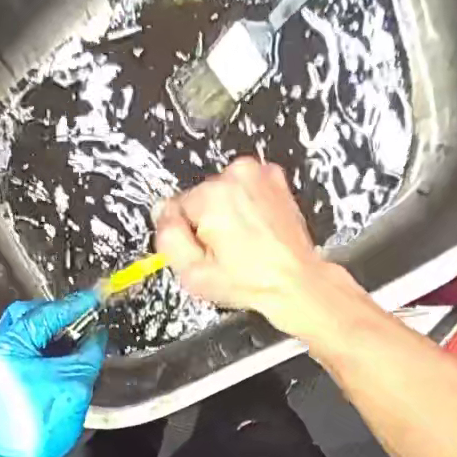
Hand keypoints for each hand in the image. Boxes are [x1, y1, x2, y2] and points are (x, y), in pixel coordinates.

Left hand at [0, 291, 104, 456]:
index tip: (94, 298)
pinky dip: (41, 347)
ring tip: (77, 335)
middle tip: (85, 316)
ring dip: (50, 331)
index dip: (74, 306)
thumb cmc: (43, 425)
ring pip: (24, 331)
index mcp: (5, 346)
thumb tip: (97, 333)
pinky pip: (20, 349)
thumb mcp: (76, 382)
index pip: (45, 315)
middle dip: (58, 316)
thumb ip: (89, 351)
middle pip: (28, 316)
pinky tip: (62, 352)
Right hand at [153, 157, 367, 338]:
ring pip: (223, 194)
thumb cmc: (253, 282)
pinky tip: (256, 231)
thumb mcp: (194, 274)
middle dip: (207, 224)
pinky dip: (247, 208)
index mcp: (212, 196)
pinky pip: (245, 191)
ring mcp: (259, 174)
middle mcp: (235, 176)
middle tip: (226, 252)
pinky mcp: (274, 179)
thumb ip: (168, 239)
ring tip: (244, 244)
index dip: (188, 236)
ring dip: (228, 215)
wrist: (295, 282)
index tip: (206, 253)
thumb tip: (161, 213)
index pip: (176, 208)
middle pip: (201, 199)